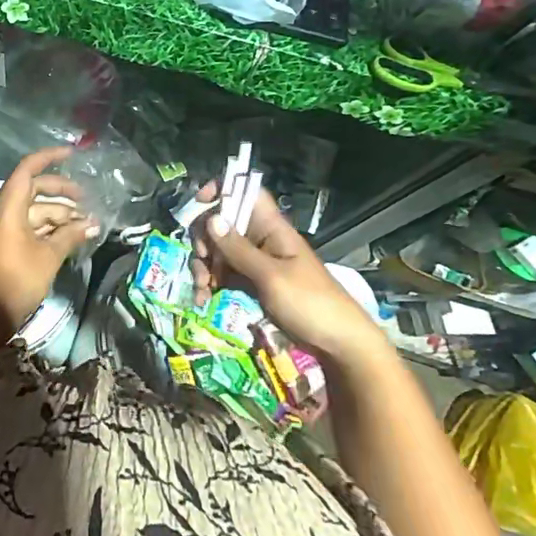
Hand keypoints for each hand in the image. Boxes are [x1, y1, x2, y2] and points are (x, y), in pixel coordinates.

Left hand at [0, 147, 98, 336]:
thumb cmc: (18, 280)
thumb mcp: (49, 256)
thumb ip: (70, 234)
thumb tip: (92, 223)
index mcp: (6, 208)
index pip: (27, 170)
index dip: (49, 158)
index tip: (71, 154)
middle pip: (30, 190)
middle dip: (59, 192)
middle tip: (85, 199)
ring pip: (30, 210)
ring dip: (55, 214)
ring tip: (83, 223)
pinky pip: (24, 224)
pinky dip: (44, 227)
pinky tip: (67, 235)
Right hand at [190, 183, 387, 365]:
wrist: (338, 344)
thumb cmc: (310, 303)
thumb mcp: (271, 276)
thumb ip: (239, 249)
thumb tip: (211, 219)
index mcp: (271, 228)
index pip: (246, 193)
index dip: (221, 190)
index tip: (198, 204)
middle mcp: (260, 240)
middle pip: (222, 224)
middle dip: (204, 240)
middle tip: (203, 260)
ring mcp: (255, 263)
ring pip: (218, 251)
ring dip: (204, 266)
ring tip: (202, 288)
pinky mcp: (251, 284)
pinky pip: (223, 275)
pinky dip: (210, 284)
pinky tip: (203, 298)